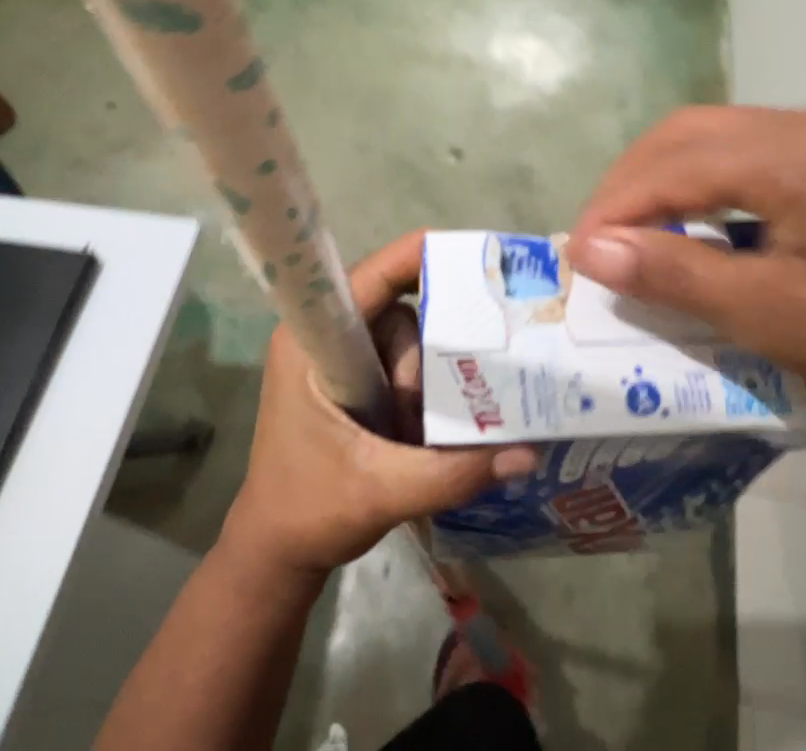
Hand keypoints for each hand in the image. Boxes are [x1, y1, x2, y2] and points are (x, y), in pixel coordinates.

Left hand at [220, 231, 538, 576]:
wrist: (277, 549)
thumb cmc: (311, 510)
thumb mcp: (384, 491)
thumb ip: (454, 473)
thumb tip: (528, 454)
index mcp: (311, 343)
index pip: (365, 279)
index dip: (413, 259)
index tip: (472, 256)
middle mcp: (323, 338)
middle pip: (398, 313)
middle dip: (427, 360)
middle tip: (439, 406)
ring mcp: (339, 360)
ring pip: (407, 343)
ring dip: (426, 385)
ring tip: (420, 435)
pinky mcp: (352, 381)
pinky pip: (402, 365)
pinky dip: (424, 391)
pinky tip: (434, 429)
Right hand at [565, 107, 805, 417]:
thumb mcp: (775, 315)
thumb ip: (676, 272)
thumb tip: (588, 248)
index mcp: (797, 152)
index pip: (671, 164)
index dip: (611, 208)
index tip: (574, 258)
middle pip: (691, 133)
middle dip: (631, 184)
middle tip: (599, 242)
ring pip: (724, 138)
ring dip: (671, 181)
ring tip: (641, 237)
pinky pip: (761, 156)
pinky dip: (715, 186)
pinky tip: (710, 229)